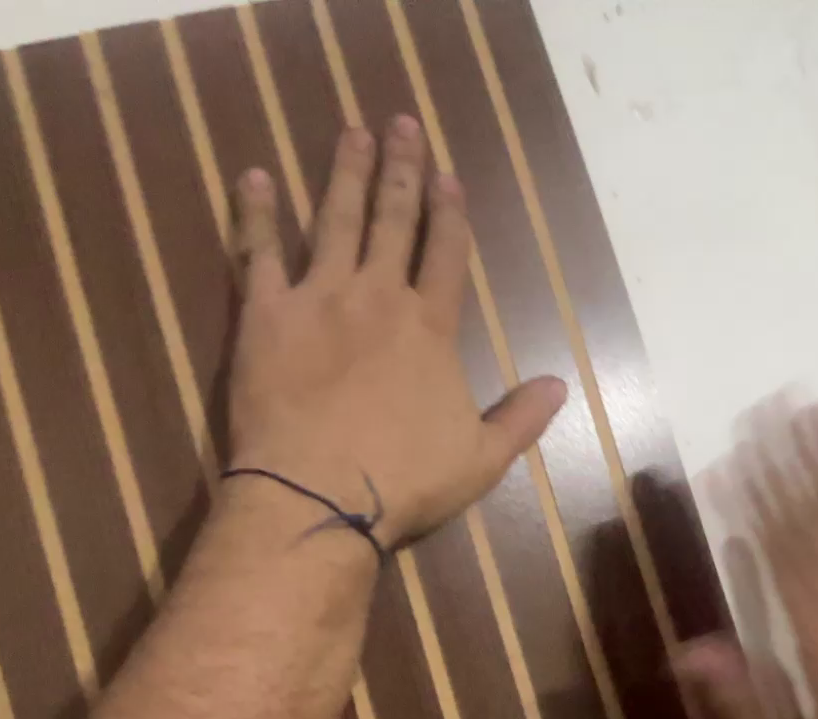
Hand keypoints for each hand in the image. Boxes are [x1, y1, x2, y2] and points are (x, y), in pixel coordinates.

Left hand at [223, 117, 567, 548]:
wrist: (318, 495)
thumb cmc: (402, 482)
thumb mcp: (480, 461)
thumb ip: (520, 420)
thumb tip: (561, 384)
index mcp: (430, 328)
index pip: (446, 254)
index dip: (449, 214)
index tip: (448, 177)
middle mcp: (378, 297)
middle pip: (394, 222)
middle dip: (402, 173)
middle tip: (403, 126)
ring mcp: (320, 299)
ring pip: (336, 221)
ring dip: (346, 175)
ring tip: (353, 133)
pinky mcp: (265, 315)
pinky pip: (259, 253)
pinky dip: (257, 214)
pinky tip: (256, 178)